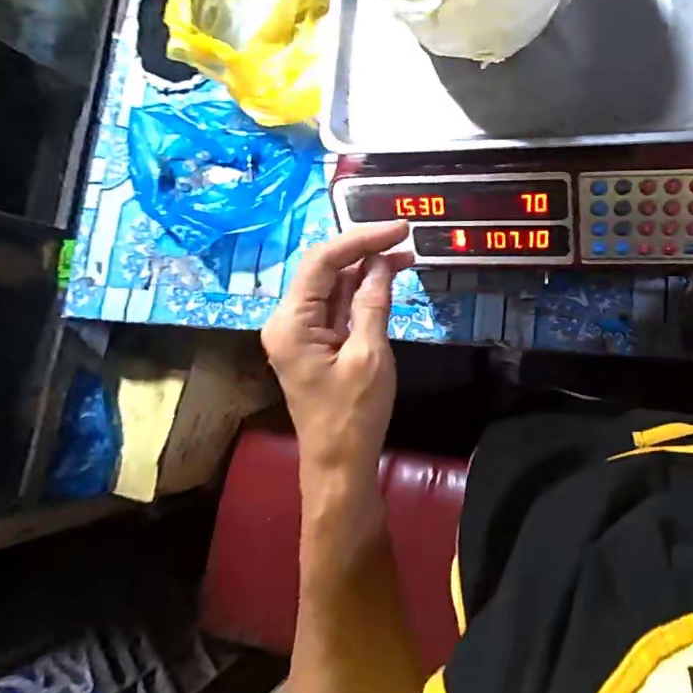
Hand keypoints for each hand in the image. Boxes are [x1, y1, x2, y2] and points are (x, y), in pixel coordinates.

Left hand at [262, 221, 414, 479]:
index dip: (360, 239)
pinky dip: (362, 292)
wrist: (340, 464)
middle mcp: (288, 321)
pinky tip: (387, 279)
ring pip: (332, 286)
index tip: (397, 229)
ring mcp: (301, 332)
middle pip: (324, 270)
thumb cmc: (354, 414)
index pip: (322, 262)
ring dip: (366, 270)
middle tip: (404, 239)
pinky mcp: (316, 343)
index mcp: (291, 322)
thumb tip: (382, 263)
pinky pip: (337, 307)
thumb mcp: (369, 355)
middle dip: (363, 251)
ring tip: (403, 255)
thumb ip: (372, 304)